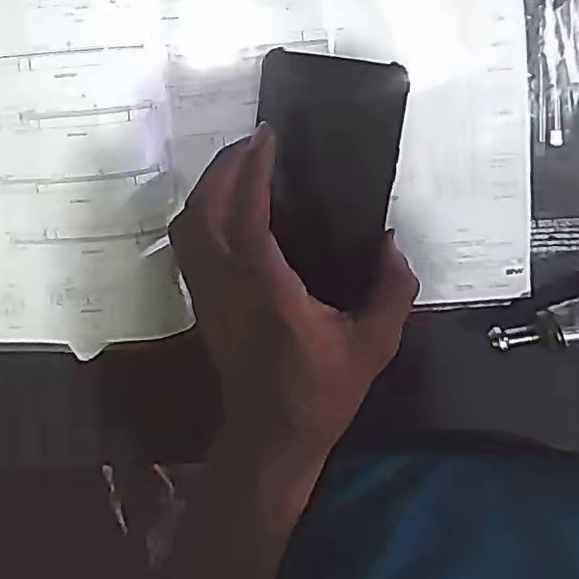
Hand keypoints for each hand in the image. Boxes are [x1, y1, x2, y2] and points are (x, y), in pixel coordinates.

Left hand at [170, 124, 419, 458]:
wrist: (270, 440)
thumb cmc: (318, 395)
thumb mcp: (373, 347)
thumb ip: (392, 292)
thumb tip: (391, 246)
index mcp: (269, 292)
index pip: (247, 219)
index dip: (252, 172)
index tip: (267, 139)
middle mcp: (228, 287)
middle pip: (204, 212)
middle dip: (225, 167)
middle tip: (255, 142)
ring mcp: (208, 295)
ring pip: (187, 227)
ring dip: (208, 187)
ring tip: (239, 166)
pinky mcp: (202, 304)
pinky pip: (186, 245)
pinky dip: (200, 213)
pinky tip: (225, 207)